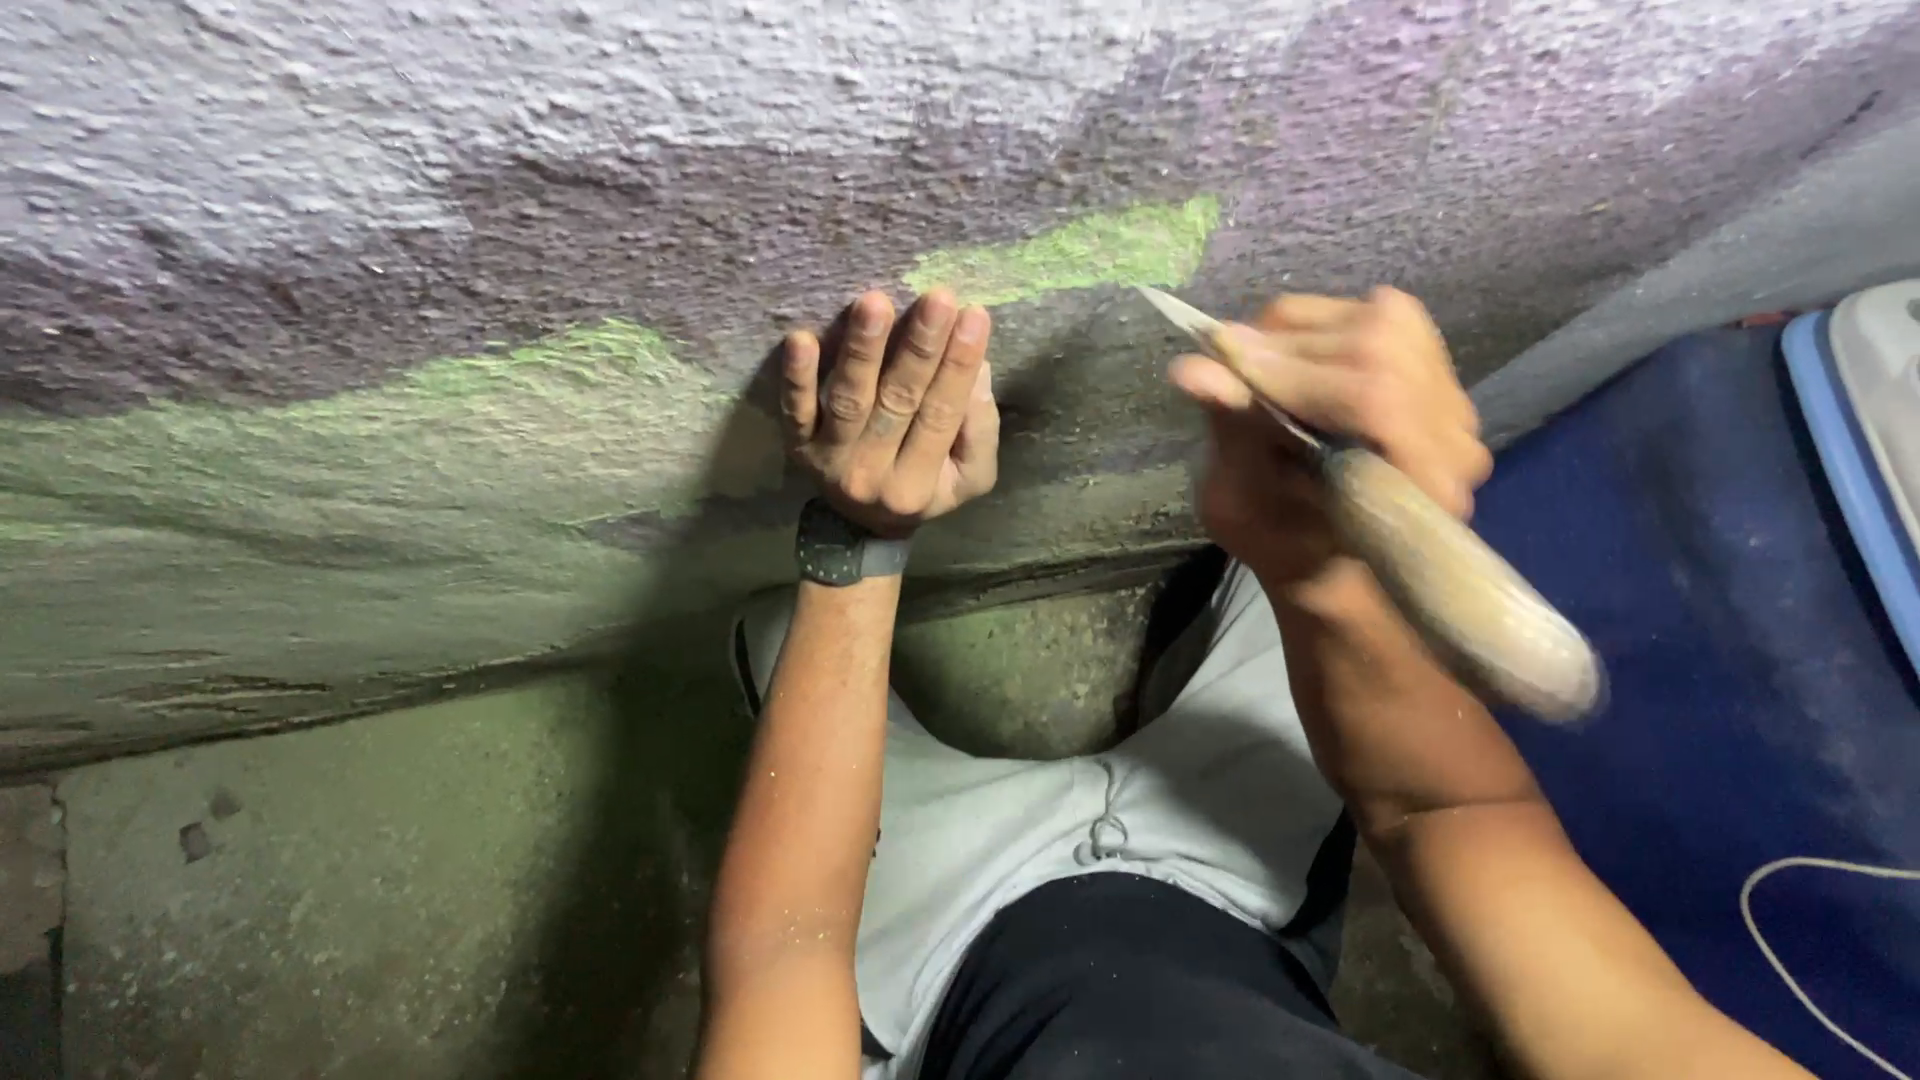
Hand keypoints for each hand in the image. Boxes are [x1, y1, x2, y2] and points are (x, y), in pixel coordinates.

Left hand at [782, 288, 999, 535]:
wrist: (863, 525)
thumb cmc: (926, 488)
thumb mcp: (969, 479)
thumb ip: (981, 432)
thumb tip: (978, 371)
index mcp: (917, 485)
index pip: (942, 414)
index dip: (959, 366)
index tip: (975, 316)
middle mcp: (871, 475)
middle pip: (898, 401)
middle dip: (920, 347)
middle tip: (936, 298)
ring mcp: (829, 459)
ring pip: (849, 400)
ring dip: (862, 350)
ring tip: (875, 303)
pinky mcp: (797, 444)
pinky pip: (794, 410)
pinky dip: (796, 376)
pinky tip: (801, 339)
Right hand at [1170, 286, 1490, 588]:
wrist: (1326, 557)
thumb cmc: (1280, 543)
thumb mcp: (1238, 503)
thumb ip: (1230, 432)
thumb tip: (1189, 369)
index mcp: (1416, 487)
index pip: (1371, 397)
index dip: (1292, 369)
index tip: (1223, 354)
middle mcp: (1453, 437)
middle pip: (1376, 348)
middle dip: (1289, 346)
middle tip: (1229, 357)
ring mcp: (1453, 402)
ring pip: (1381, 321)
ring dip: (1305, 332)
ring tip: (1259, 360)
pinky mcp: (1439, 372)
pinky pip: (1387, 318)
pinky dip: (1327, 326)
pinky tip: (1296, 355)